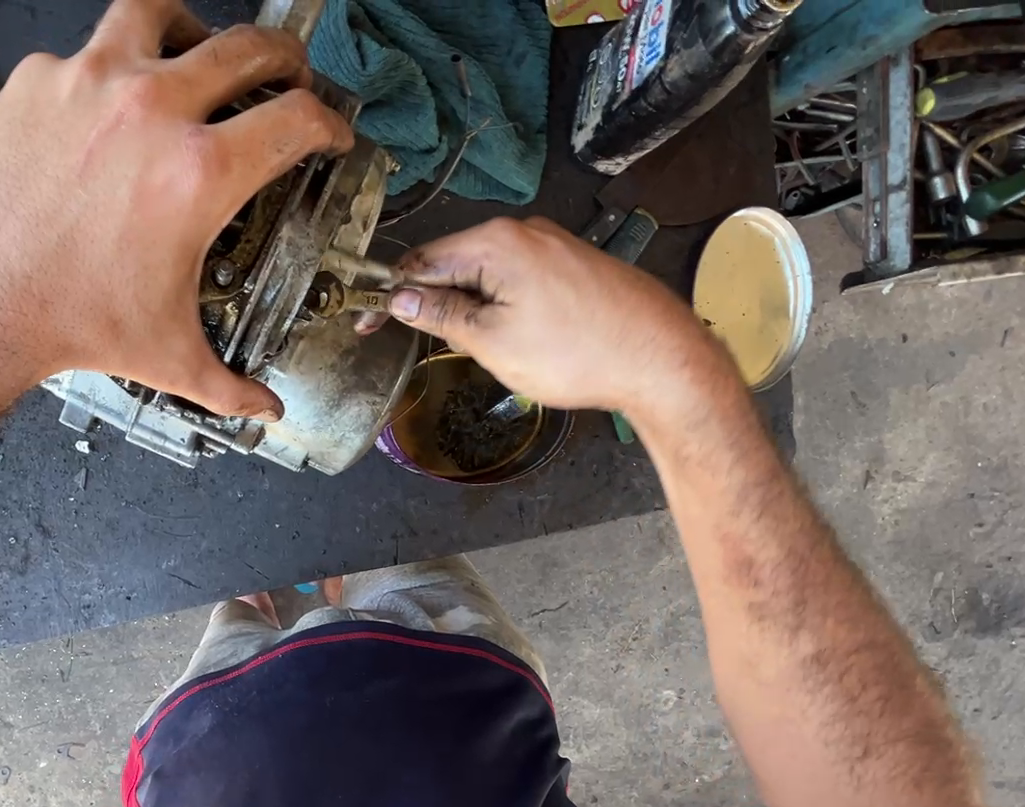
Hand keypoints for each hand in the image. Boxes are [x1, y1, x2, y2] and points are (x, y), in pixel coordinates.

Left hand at [0, 0, 352, 419]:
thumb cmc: (70, 324)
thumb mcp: (171, 358)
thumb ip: (232, 388)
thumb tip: (265, 410)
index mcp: (200, 175)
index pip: (295, 119)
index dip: (328, 123)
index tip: (329, 131)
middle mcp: (152, 111)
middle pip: (249, 48)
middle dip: (286, 62)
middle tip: (289, 79)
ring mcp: (91, 83)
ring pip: (165, 16)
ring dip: (198, 30)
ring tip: (201, 54)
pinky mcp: (39, 81)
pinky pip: (92, 49)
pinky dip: (117, 66)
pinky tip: (117, 101)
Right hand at [367, 217, 740, 422]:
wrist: (659, 358)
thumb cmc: (572, 354)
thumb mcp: (492, 341)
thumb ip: (442, 315)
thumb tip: (401, 299)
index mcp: (496, 242)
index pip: (421, 261)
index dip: (389, 294)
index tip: (365, 323)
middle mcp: (522, 230)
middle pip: (453, 261)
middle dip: (427, 298)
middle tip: (409, 338)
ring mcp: (551, 243)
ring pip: (485, 272)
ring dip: (463, 303)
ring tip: (458, 341)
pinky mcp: (571, 263)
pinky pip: (515, 276)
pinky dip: (495, 301)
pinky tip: (500, 330)